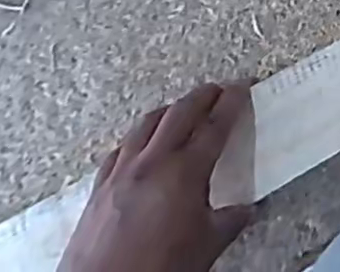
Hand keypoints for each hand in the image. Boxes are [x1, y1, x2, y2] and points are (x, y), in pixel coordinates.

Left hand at [59, 83, 253, 271]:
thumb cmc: (157, 270)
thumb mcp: (207, 245)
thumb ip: (230, 219)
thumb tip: (243, 210)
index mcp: (186, 171)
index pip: (216, 122)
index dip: (233, 99)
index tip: (243, 86)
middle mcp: (152, 164)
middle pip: (181, 111)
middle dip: (204, 94)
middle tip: (220, 90)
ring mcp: (120, 176)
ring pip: (146, 124)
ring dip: (170, 110)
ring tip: (183, 111)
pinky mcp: (96, 192)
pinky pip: (119, 150)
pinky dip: (137, 139)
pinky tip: (143, 146)